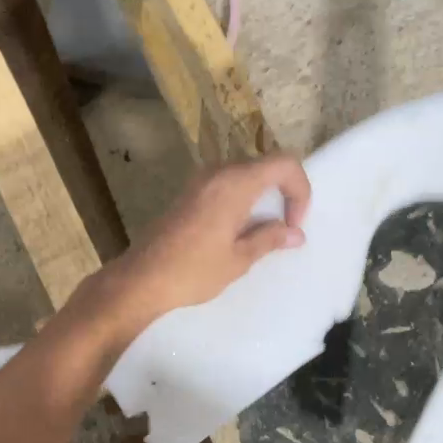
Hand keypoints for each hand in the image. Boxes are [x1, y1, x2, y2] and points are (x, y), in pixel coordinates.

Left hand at [95, 156, 310, 325]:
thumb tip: (295, 234)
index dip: (300, 189)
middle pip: (264, 166)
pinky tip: (236, 231)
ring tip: (261, 233)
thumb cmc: (193, 271)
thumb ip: (269, 239)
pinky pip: (224, 185)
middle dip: (282, 193)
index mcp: (235, 183)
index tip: (294, 224)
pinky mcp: (187, 193)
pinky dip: (240, 200)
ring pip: (244, 175)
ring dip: (260, 197)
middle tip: (283, 229)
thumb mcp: (238, 259)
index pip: (284, 163)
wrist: (142, 279)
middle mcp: (217, 172)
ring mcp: (199, 180)